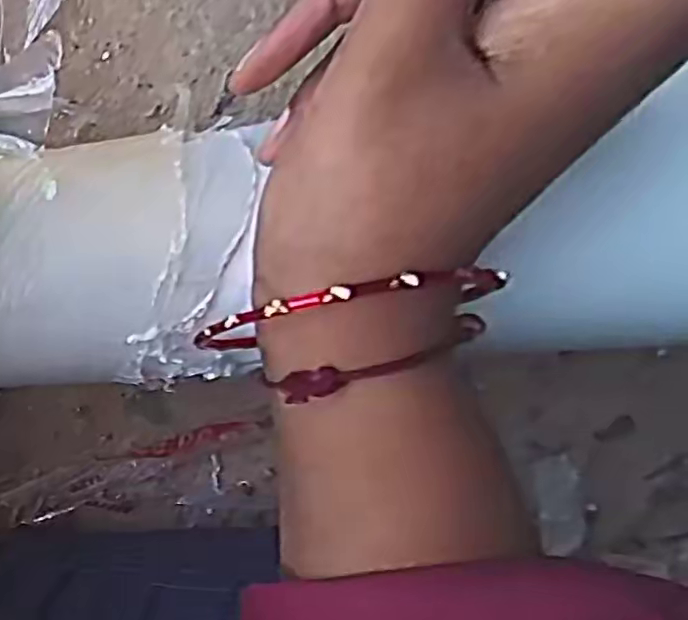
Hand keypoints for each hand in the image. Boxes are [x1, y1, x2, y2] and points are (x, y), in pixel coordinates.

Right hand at [234, 0, 687, 297]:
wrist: (343, 302)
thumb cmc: (364, 212)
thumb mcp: (379, 67)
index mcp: (621, 2)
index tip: (321, 13)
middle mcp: (614, 19)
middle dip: (360, 12)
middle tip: (287, 48)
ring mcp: (554, 59)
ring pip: (441, 8)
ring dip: (351, 47)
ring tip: (298, 114)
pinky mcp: (503, 90)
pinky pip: (433, 45)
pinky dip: (365, 72)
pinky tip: (320, 116)